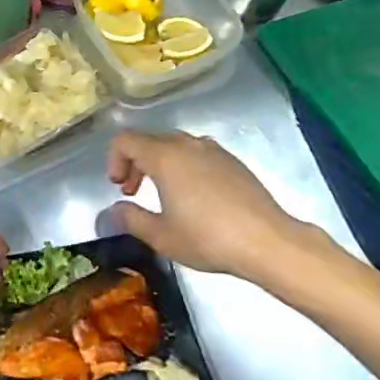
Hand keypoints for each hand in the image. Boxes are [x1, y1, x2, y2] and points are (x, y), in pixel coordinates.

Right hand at [106, 130, 311, 282]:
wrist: (266, 240)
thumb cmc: (208, 238)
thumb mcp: (162, 236)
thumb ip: (132, 218)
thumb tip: (114, 210)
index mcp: (165, 156)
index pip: (126, 140)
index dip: (114, 159)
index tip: (118, 187)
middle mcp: (187, 144)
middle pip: (149, 140)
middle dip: (135, 162)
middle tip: (132, 192)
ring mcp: (212, 149)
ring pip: (174, 145)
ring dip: (159, 163)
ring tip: (162, 194)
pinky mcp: (231, 159)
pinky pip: (196, 152)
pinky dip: (183, 165)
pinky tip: (193, 196)